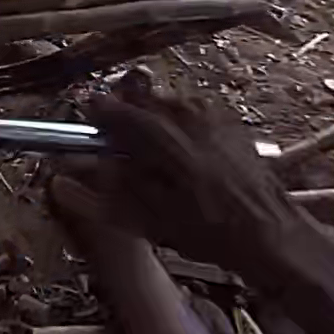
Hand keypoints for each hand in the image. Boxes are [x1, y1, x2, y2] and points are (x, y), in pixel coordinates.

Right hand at [48, 72, 305, 281]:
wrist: (275, 237)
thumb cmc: (206, 231)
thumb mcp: (146, 220)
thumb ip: (98, 197)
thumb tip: (58, 182)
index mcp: (154, 131)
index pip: (106, 104)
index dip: (93, 113)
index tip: (89, 125)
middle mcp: (176, 110)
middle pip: (133, 95)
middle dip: (123, 113)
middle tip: (122, 141)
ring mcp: (204, 110)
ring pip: (159, 99)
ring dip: (149, 115)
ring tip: (154, 147)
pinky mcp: (224, 116)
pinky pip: (186, 107)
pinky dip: (176, 119)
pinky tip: (182, 147)